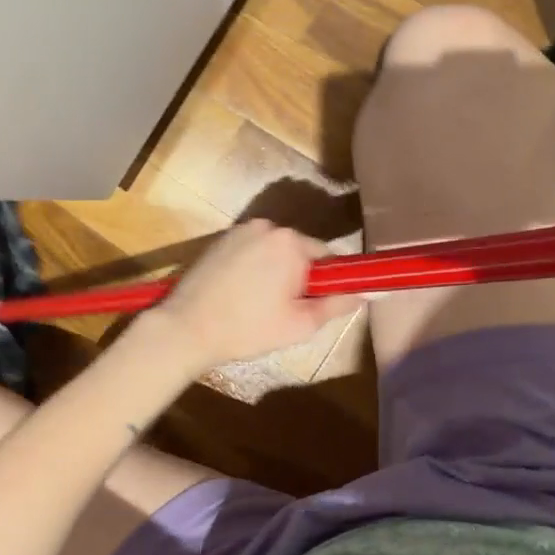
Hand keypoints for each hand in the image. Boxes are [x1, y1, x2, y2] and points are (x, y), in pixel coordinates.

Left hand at [142, 219, 354, 372]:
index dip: (327, 281)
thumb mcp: (301, 323)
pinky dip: (254, 267)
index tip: (318, 303)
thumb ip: (337, 303)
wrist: (187, 327)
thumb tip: (367, 292)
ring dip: (276, 271)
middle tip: (287, 309)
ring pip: (274, 251)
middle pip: (299, 250)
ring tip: (261, 304)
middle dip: (299, 276)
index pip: (328, 256)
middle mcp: (267, 226)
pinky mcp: (220, 239)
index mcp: (290, 242)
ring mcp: (240, 230)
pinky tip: (242, 294)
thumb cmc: (248, 328)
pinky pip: (251, 250)